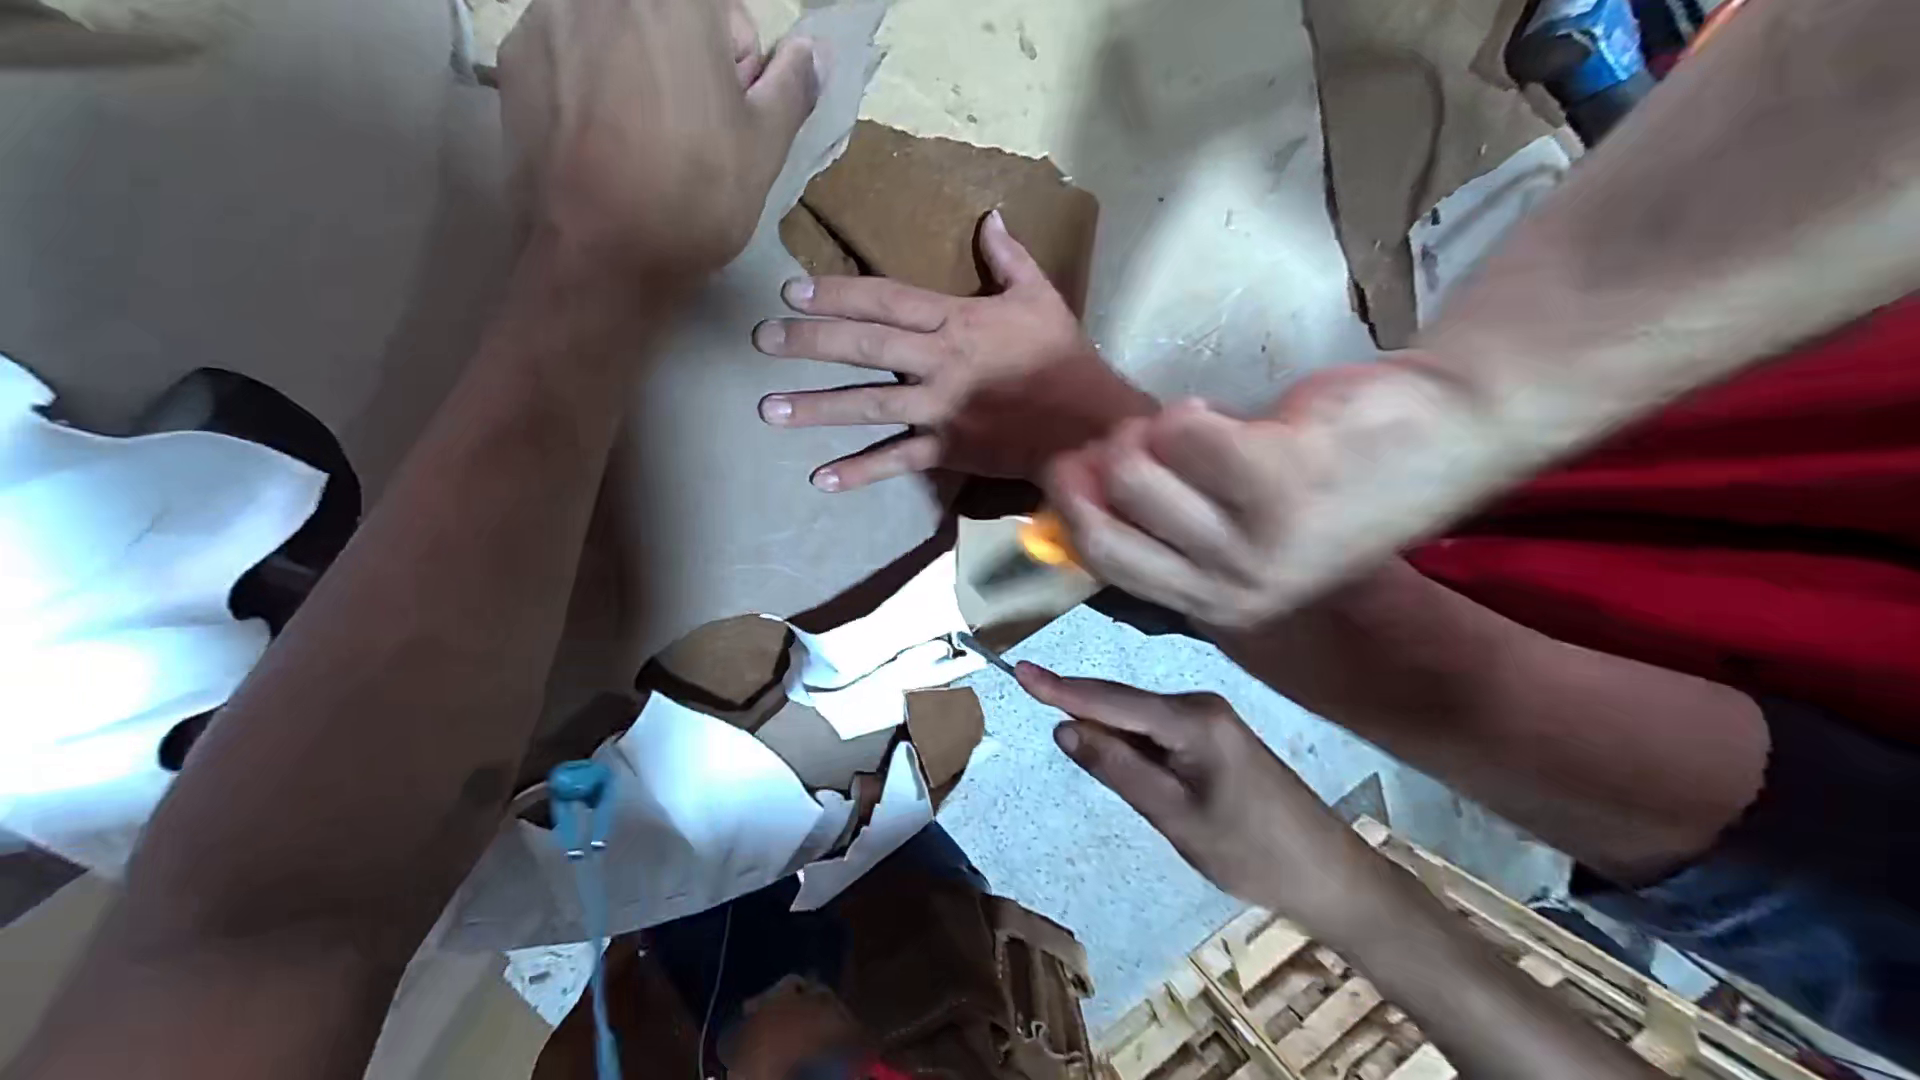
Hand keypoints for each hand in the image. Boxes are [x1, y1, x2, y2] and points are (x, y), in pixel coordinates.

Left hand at [498, 0, 819, 285]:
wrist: (602, 254)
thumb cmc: (696, 195)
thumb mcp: (765, 146)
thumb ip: (793, 85)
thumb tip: (814, 49)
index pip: (728, 11)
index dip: (739, 64)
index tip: (733, 111)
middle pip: (667, 13)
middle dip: (687, 59)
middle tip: (693, 129)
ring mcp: (549, 14)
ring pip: (617, 31)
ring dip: (638, 68)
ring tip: (644, 140)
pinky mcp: (516, 56)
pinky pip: (571, 54)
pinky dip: (591, 85)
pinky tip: (603, 142)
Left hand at [751, 211, 1156, 490]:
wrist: (1088, 425)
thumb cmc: (1064, 359)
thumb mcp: (1042, 298)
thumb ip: (1010, 258)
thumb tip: (991, 215)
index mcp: (958, 321)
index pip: (887, 300)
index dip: (838, 293)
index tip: (791, 291)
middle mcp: (940, 363)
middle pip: (866, 347)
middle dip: (811, 342)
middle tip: (760, 340)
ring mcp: (940, 410)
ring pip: (870, 406)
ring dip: (818, 408)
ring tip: (769, 410)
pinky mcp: (946, 450)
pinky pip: (898, 461)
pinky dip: (860, 473)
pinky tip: (821, 480)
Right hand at [1016, 663, 1393, 940]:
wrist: (1328, 874)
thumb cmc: (1250, 851)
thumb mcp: (1173, 815)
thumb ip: (1116, 767)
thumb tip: (1064, 728)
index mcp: (1192, 719)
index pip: (1110, 699)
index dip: (1061, 687)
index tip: (1020, 669)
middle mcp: (1199, 705)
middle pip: (1123, 704)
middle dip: (1080, 709)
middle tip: (1037, 708)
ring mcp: (1210, 719)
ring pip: (1138, 719)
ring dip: (1107, 732)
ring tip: (1082, 755)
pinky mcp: (1214, 737)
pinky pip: (1158, 731)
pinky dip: (1131, 744)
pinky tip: (1122, 761)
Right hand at [1043, 361, 1481, 626]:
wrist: (1440, 436)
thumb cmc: (1324, 483)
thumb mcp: (1232, 526)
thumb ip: (1154, 524)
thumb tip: (1064, 487)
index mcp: (1213, 603)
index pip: (1100, 560)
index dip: (1071, 504)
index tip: (1076, 463)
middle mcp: (1229, 588)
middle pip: (1103, 521)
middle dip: (1102, 464)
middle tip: (1140, 437)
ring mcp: (1255, 542)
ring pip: (1133, 469)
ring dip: (1153, 430)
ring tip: (1200, 428)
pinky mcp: (1277, 485)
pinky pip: (1178, 430)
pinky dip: (1193, 408)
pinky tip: (1236, 417)